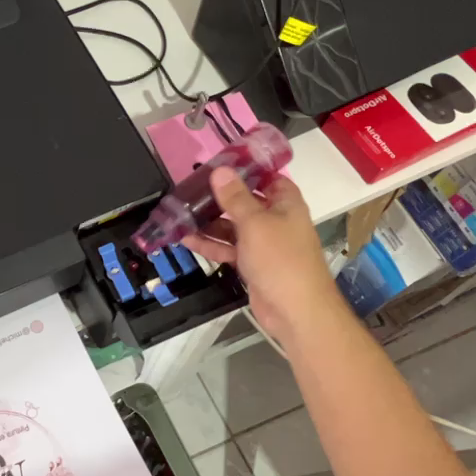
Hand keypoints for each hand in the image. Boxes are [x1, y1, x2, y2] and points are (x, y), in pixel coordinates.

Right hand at [182, 165, 342, 348]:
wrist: (295, 310)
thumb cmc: (280, 259)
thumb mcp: (255, 223)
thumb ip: (235, 197)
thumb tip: (220, 170)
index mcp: (285, 204)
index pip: (268, 178)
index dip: (247, 170)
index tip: (219, 165)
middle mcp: (276, 220)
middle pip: (245, 202)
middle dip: (219, 198)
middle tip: (189, 190)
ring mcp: (263, 243)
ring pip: (233, 227)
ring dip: (209, 222)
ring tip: (181, 215)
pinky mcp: (252, 264)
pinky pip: (228, 248)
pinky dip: (210, 244)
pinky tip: (187, 240)